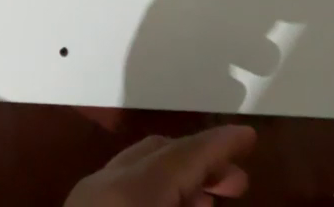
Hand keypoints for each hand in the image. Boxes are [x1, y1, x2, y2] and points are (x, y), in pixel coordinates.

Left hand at [63, 126, 255, 206]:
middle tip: (237, 178)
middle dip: (201, 160)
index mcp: (130, 190)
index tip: (248, 135)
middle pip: (159, 153)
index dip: (219, 144)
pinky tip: (172, 205)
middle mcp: (103, 183)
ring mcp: (85, 196)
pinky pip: (122, 186)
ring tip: (210, 197)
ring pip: (138, 167)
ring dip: (178, 176)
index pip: (183, 155)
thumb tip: (215, 186)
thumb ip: (199, 198)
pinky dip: (153, 189)